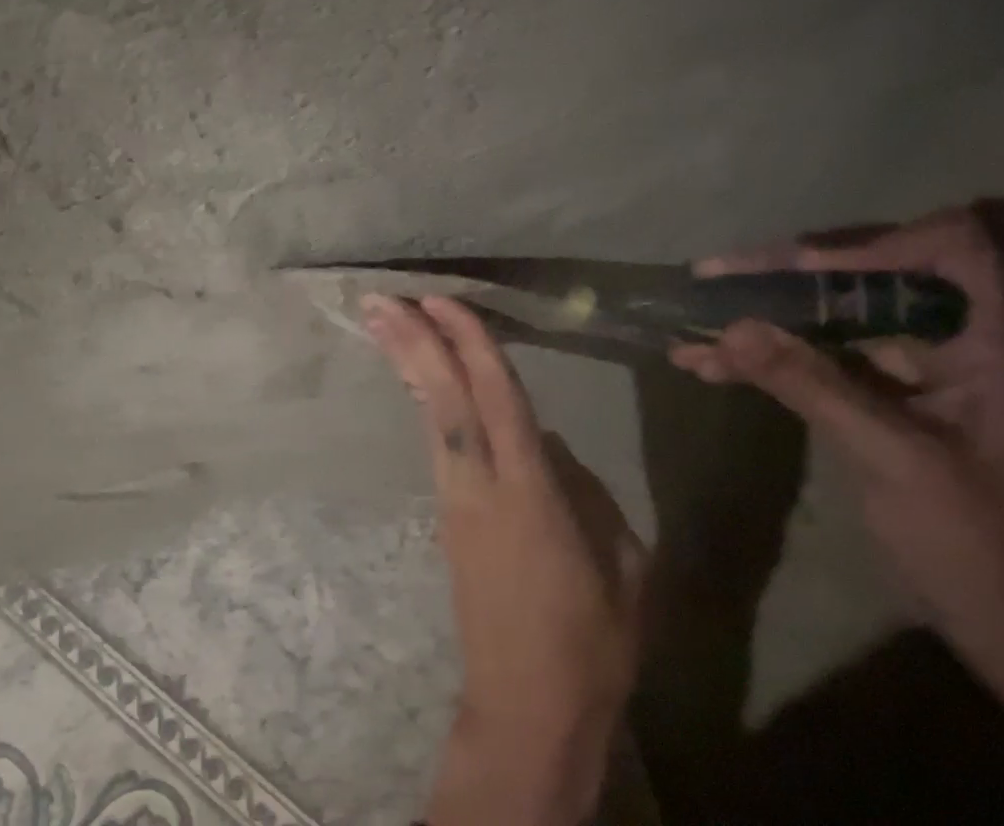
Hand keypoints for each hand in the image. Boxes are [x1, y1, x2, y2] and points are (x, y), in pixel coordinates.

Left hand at [363, 294, 644, 825]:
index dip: (471, 346)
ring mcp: (455, 506)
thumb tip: (548, 449)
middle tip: (380, 297)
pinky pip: (437, 448)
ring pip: (430, 420)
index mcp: (531, 496)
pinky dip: (425, 404)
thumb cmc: (592, 642)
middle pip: (442, 400)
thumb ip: (586, 494)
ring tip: (385, 323)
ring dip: (408, 367)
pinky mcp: (447, 523)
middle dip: (413, 343)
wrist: (527, 706)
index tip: (445, 301)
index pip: (498, 400)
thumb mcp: (623, 564)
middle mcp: (480, 489)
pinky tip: (418, 383)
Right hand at [671, 205, 1003, 633]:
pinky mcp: (888, 404)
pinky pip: (823, 365)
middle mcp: (960, 345)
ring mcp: (921, 375)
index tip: (797, 267)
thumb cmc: (973, 539)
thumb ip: (811, 385)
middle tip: (717, 278)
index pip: (957, 250)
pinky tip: (711, 367)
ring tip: (693, 327)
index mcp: (994, 346)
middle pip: (877, 280)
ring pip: (839, 324)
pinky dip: (769, 363)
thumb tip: (733, 329)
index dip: (877, 243)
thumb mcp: (889, 458)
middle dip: (790, 278)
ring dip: (765, 322)